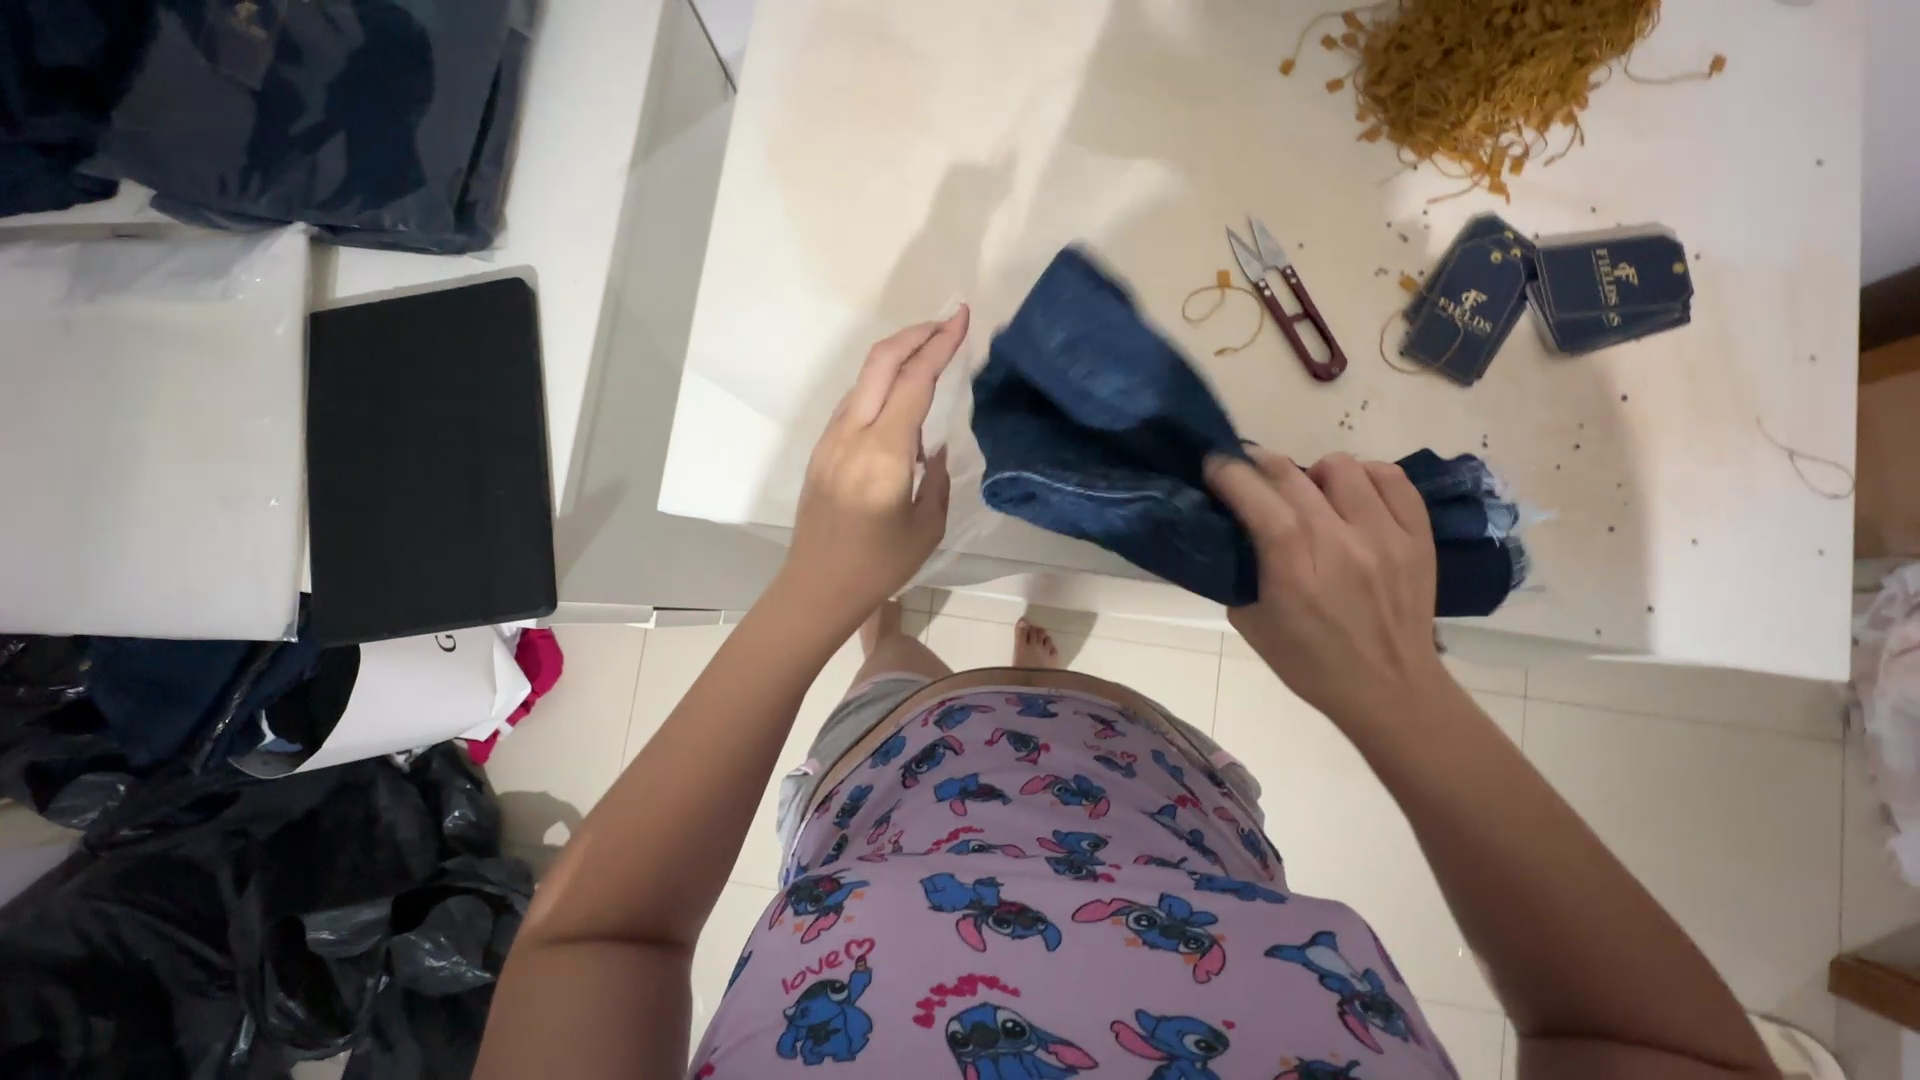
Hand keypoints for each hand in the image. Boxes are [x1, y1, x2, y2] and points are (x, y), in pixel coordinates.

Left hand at [782, 308, 968, 621]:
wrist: (817, 586)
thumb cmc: (879, 566)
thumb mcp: (927, 525)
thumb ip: (938, 477)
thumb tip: (936, 447)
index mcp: (884, 453)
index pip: (914, 381)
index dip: (940, 344)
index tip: (962, 318)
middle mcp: (853, 434)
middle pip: (881, 361)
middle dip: (916, 333)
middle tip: (947, 323)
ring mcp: (832, 439)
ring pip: (864, 378)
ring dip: (897, 356)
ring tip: (930, 354)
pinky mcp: (823, 449)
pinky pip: (855, 402)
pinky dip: (881, 384)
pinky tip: (902, 399)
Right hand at [1204, 448, 1451, 724]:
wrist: (1389, 689)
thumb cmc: (1309, 663)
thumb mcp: (1252, 623)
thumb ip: (1239, 570)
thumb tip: (1227, 530)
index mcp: (1292, 567)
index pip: (1254, 496)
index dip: (1226, 471)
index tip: (1212, 464)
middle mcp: (1339, 542)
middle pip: (1289, 474)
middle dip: (1257, 464)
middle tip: (1247, 473)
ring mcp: (1384, 535)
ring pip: (1340, 467)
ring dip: (1312, 473)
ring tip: (1308, 493)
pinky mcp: (1418, 536)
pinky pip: (1391, 479)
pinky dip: (1364, 476)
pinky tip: (1351, 495)